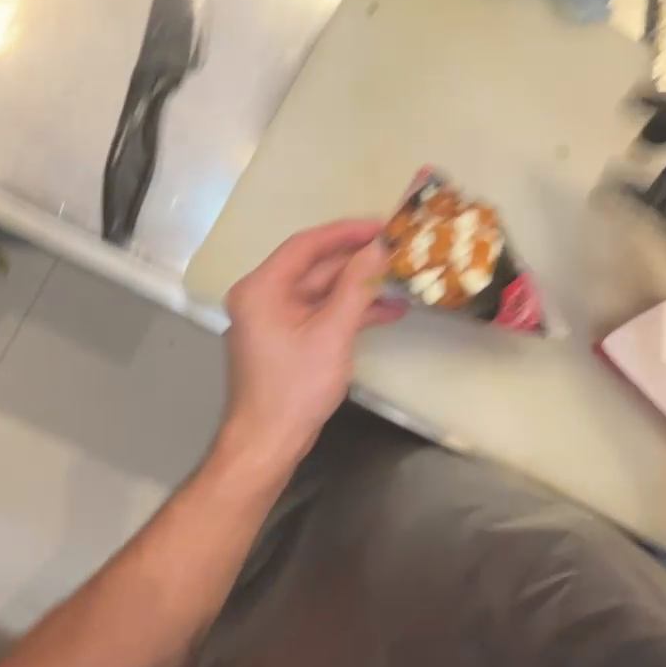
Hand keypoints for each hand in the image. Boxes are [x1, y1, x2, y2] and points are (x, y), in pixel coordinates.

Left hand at [217, 220, 404, 475]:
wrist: (269, 441)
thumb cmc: (296, 386)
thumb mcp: (332, 332)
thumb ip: (357, 286)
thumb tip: (380, 247)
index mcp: (262, 287)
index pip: (308, 244)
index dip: (347, 232)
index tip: (383, 225)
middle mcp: (264, 295)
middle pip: (317, 266)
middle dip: (359, 261)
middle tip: (398, 250)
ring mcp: (275, 318)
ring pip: (324, 290)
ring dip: (361, 288)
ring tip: (402, 282)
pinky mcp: (289, 337)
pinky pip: (322, 312)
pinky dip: (351, 310)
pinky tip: (387, 311)